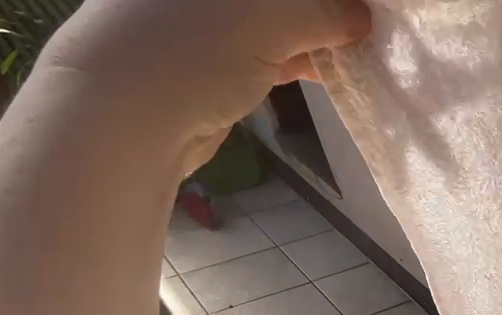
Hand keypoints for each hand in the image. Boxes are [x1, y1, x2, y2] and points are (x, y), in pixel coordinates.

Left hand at [37, 0, 372, 171]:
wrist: (128, 116)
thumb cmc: (187, 49)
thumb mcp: (263, 18)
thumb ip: (319, 12)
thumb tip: (363, 17)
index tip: (371, 4)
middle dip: (331, 7)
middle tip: (374, 27)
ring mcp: (213, 17)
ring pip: (285, 18)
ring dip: (325, 33)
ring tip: (367, 49)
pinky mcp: (223, 57)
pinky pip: (277, 49)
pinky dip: (309, 58)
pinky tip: (339, 70)